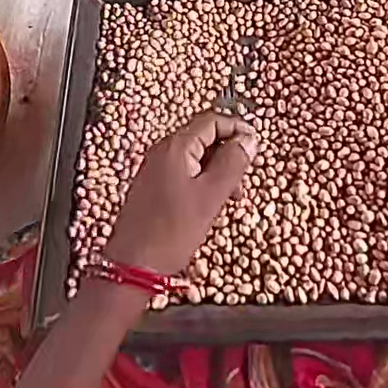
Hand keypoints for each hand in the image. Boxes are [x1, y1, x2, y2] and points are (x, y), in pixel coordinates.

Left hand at [103, 112, 257, 275]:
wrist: (132, 267)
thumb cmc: (171, 232)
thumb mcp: (210, 196)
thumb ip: (232, 163)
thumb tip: (249, 139)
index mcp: (176, 147)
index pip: (211, 121)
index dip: (237, 128)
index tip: (255, 144)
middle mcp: (163, 151)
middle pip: (203, 136)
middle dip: (228, 151)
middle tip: (245, 174)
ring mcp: (156, 168)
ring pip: (196, 156)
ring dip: (218, 168)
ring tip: (232, 194)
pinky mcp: (154, 186)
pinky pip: (185, 172)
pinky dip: (204, 180)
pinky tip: (212, 201)